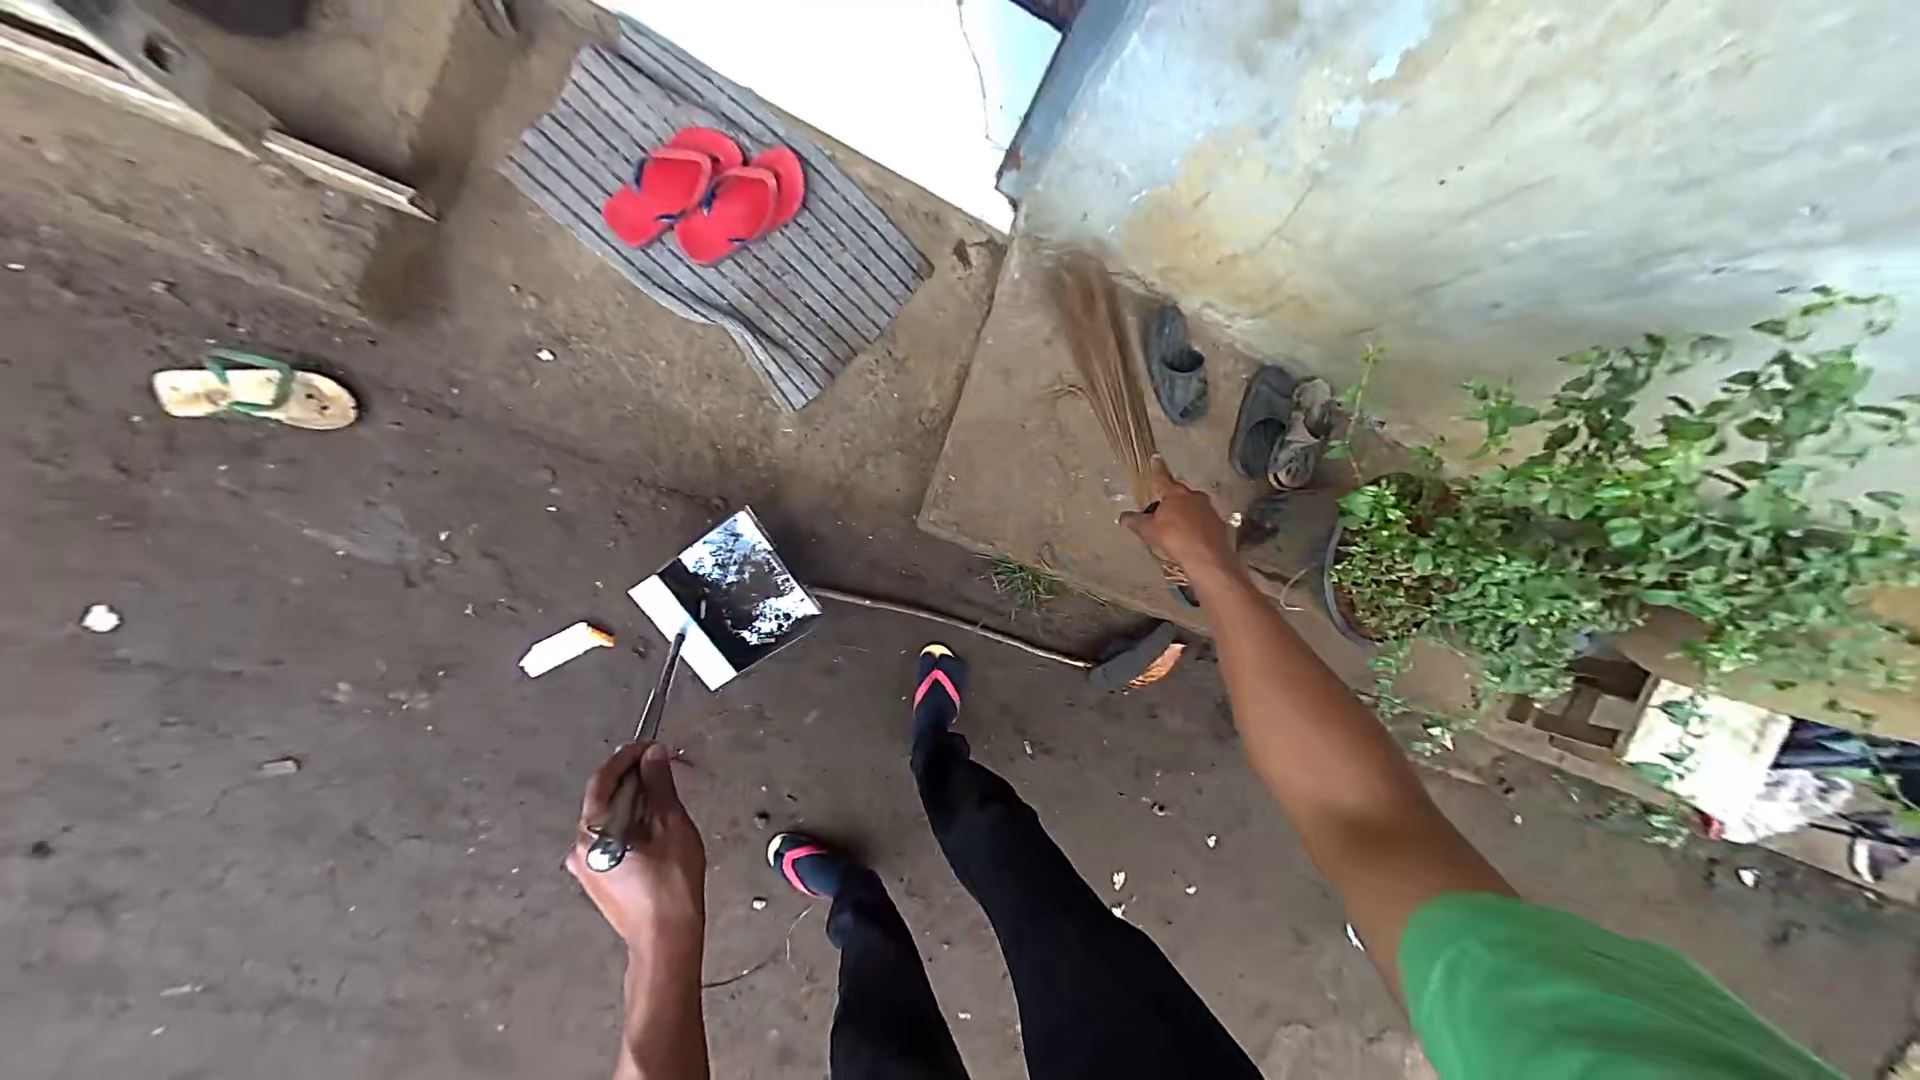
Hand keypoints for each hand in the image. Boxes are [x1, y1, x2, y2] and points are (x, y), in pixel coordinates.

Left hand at [567, 742, 706, 952]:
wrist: (665, 937)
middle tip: (662, 767)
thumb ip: (659, 785)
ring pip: (608, 817)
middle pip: (604, 798)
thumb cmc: (671, 885)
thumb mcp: (671, 824)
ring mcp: (584, 865)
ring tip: (665, 796)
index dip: (627, 757)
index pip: (603, 780)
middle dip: (634, 778)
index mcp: (593, 834)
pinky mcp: (596, 875)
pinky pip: (610, 835)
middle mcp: (579, 848)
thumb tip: (653, 755)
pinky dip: (631, 820)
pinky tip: (655, 824)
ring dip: (634, 800)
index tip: (649, 745)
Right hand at [1120, 456, 1236, 580]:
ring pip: (1192, 507)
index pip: (1162, 478)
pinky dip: (1195, 526)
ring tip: (1175, 531)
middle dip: (1170, 501)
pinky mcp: (1219, 523)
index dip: (1157, 468)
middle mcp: (1195, 497)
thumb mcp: (1148, 531)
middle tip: (1162, 514)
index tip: (1156, 458)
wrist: (1207, 558)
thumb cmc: (1176, 540)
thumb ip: (1135, 521)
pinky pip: (1203, 521)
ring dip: (1184, 515)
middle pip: (1179, 494)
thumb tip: (1123, 517)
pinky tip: (1189, 539)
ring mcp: (1209, 509)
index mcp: (1176, 494)